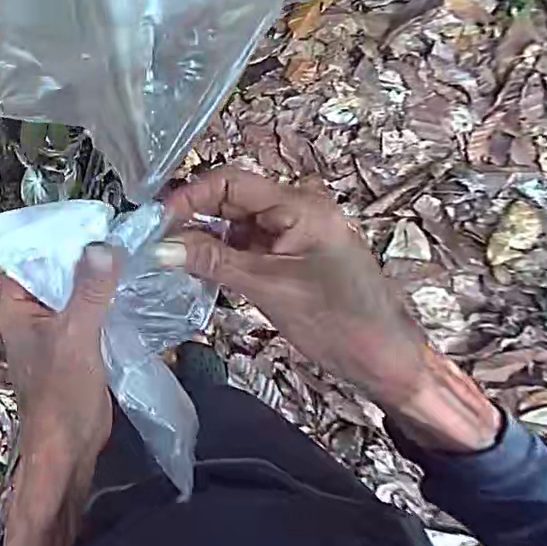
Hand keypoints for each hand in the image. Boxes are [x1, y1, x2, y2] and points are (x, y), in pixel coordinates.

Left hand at [0, 245, 120, 545]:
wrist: (70, 446)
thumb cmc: (60, 394)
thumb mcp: (76, 337)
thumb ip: (89, 292)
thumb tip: (103, 247)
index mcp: (15, 304)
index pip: (29, 254)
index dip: (56, 233)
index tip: (89, 215)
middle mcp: (30, 308)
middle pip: (54, 266)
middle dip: (82, 249)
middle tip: (115, 226)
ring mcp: (52, 322)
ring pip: (74, 285)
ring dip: (95, 271)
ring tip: (126, 245)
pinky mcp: (74, 337)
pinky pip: (88, 304)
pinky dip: (104, 293)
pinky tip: (128, 279)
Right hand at [158, 168, 498, 452]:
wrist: (389, 363)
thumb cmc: (338, 322)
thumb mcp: (268, 288)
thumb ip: (212, 261)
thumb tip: (160, 247)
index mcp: (299, 205)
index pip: (230, 182)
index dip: (190, 197)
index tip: (158, 223)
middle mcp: (296, 209)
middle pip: (231, 200)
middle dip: (193, 217)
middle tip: (157, 241)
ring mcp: (295, 233)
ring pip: (236, 224)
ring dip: (205, 237)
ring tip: (172, 257)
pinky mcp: (292, 255)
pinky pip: (248, 245)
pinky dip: (223, 254)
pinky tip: (200, 269)